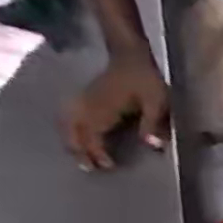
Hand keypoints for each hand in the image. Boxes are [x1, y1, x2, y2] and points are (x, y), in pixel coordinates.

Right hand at [64, 52, 168, 169]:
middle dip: (78, 149)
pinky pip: (70, 115)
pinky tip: (77, 137)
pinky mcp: (85, 96)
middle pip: (73, 130)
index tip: (107, 166)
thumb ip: (152, 123)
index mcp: (104, 107)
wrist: (129, 55)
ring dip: (71, 140)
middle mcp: (88, 104)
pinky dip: (70, 129)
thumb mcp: (156, 101)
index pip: (93, 133)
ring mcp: (83, 99)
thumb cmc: (145, 79)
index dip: (97, 151)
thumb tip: (152, 146)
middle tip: (88, 168)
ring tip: (80, 158)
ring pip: (67, 123)